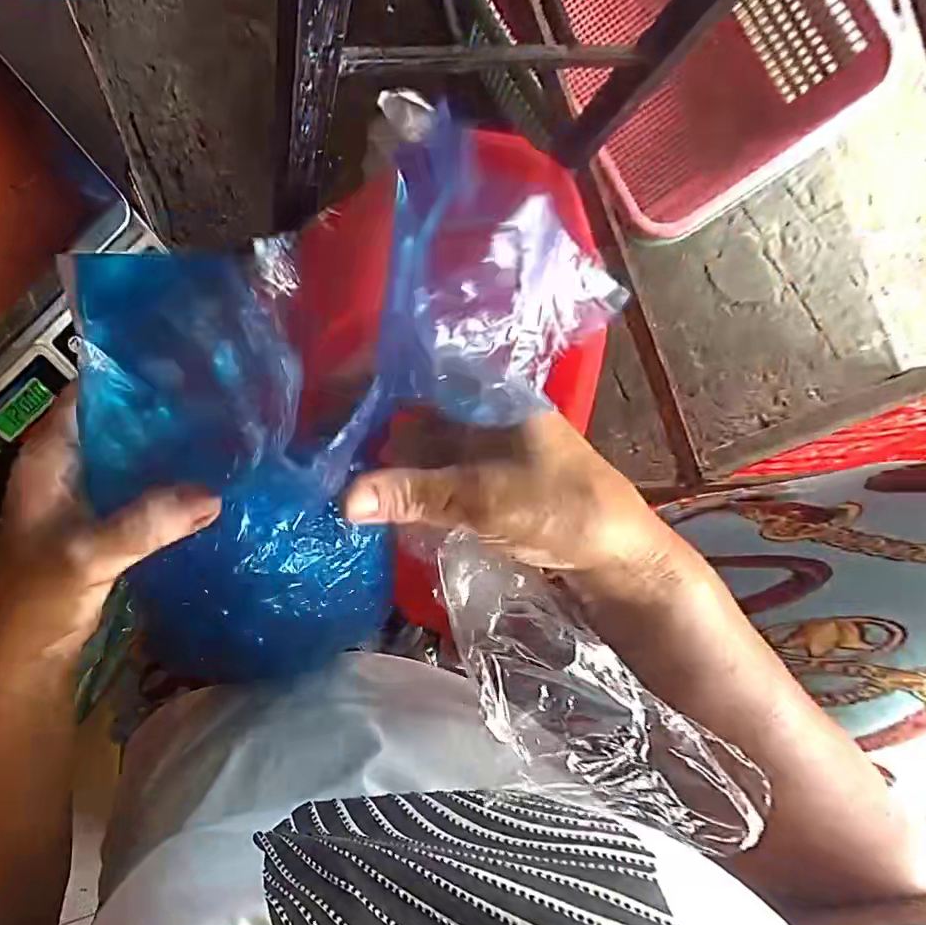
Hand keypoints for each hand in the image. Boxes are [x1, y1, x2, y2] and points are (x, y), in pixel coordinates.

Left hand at [0, 394, 220, 664]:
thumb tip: (213, 495)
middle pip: (116, 424)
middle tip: (216, 400)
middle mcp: (66, 468)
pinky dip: (168, 489)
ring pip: (132, 460)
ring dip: (168, 452)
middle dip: (161, 413)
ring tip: (221, 435)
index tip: (182, 365)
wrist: (22, 657)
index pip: (88, 394)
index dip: (129, 376)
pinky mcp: (104, 527)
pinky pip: (141, 495)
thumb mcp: (87, 554)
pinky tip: (205, 484)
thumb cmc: (35, 600)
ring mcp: (87, 499)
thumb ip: (146, 523)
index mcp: (47, 457)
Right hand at [342, 410, 676, 588]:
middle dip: (357, 426)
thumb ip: (414, 494)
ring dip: (371, 461)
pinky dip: (392, 486)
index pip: (410, 369)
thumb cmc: (562, 509)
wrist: (614, 555)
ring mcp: (471, 449)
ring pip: (407, 446)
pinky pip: (420, 476)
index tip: (320, 407)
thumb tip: (343, 500)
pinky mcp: (470, 482)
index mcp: (483, 393)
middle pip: (401, 408)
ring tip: (325, 475)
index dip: (362, 381)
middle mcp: (472, 413)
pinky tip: (363, 499)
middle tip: (311, 450)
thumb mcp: (483, 499)